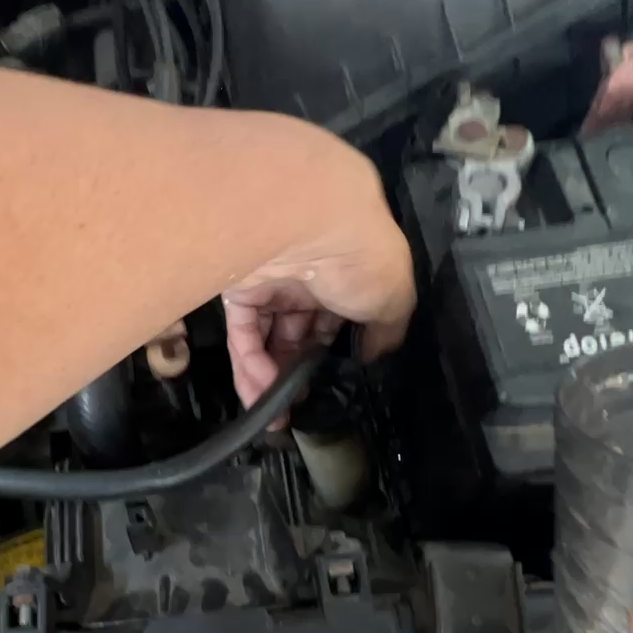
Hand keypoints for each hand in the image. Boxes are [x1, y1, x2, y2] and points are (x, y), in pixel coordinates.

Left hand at [223, 196, 414, 418]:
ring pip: (266, 340)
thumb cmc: (360, 253)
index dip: (330, 354)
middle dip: (296, 374)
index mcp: (347, 271)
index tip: (328, 383)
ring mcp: (270, 282)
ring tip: (275, 416)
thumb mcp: (394, 296)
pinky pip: (243, 337)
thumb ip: (386, 330)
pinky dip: (250, 368)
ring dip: (269, 381)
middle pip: (296, 333)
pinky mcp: (238, 289)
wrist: (307, 216)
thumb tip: (375, 353)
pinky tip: (262, 393)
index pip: (334, 320)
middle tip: (297, 406)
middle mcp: (306, 275)